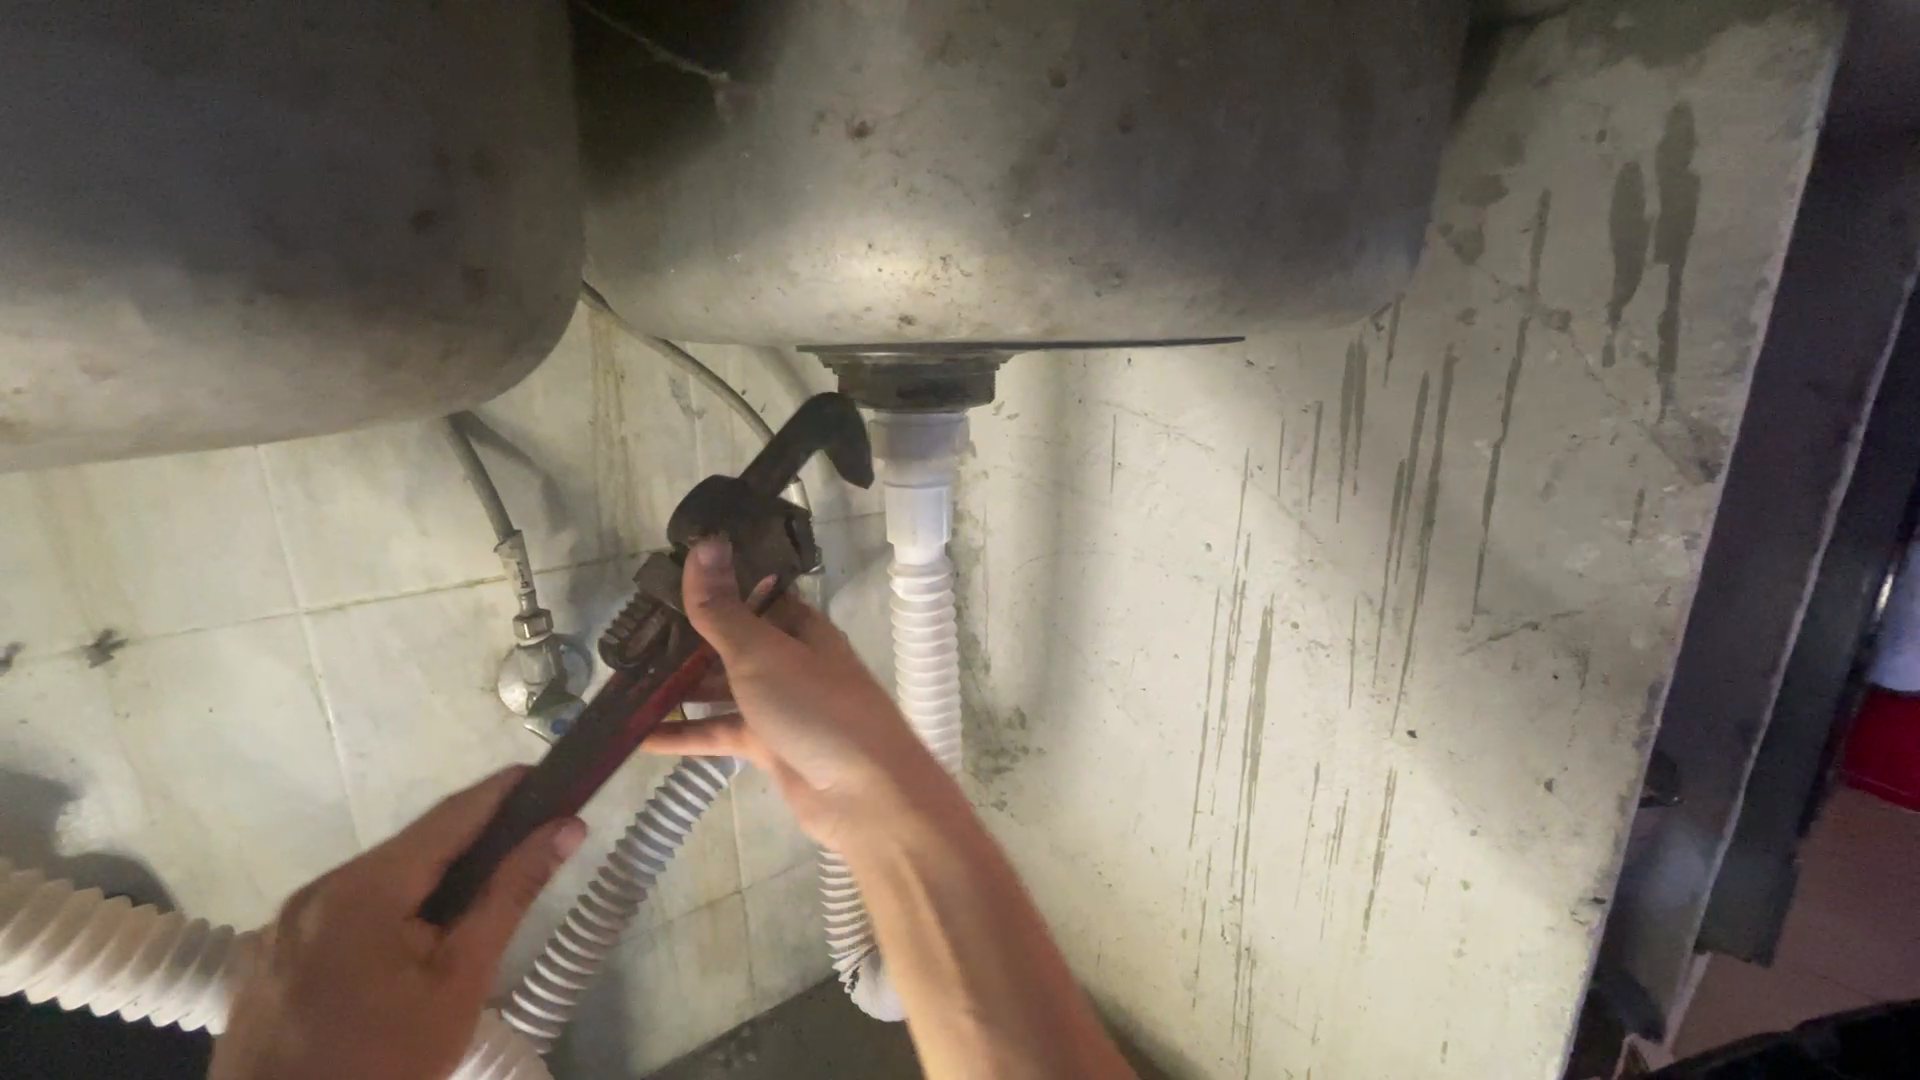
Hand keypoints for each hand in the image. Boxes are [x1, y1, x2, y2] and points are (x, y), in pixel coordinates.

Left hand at [211, 768, 585, 1079]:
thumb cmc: (385, 1066)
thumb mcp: (463, 978)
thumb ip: (512, 891)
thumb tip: (567, 827)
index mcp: (360, 891)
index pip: (451, 815)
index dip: (504, 790)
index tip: (551, 775)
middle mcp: (313, 893)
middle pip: (414, 846)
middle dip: (476, 840)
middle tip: (533, 844)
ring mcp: (282, 927)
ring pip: (382, 878)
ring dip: (436, 876)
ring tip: (486, 896)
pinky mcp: (270, 958)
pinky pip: (349, 910)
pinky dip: (396, 907)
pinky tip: (422, 939)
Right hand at [643, 538, 945, 850]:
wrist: (864, 794)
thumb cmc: (817, 708)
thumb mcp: (762, 652)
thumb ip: (724, 608)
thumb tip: (704, 543)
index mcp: (801, 628)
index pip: (755, 594)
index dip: (715, 585)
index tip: (661, 582)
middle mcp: (793, 660)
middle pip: (735, 642)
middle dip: (689, 639)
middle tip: (629, 633)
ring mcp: (782, 705)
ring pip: (725, 688)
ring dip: (682, 686)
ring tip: (624, 680)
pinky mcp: (771, 747)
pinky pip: (722, 733)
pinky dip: (686, 734)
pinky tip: (640, 735)